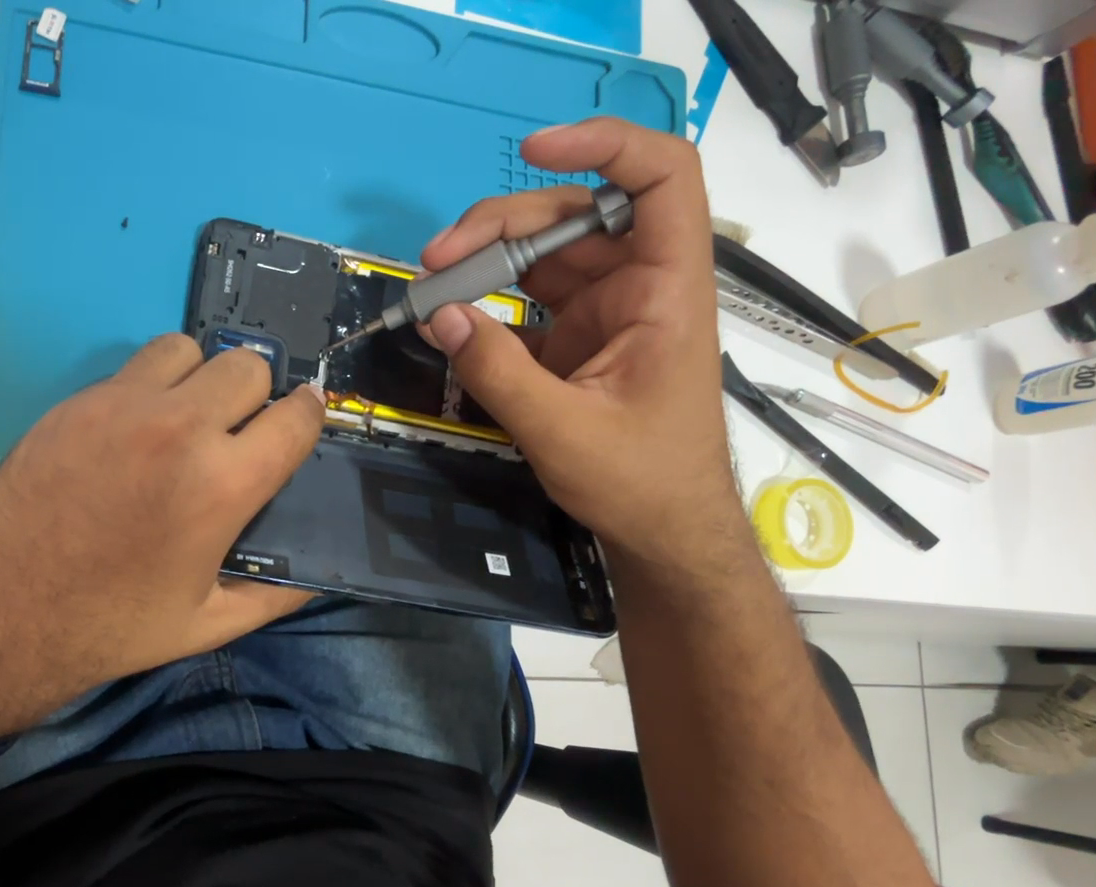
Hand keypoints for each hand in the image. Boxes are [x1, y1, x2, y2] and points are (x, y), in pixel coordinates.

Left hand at [0, 335, 324, 741]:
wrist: (5, 613)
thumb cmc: (112, 626)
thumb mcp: (210, 624)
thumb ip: (277, 593)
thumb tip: (317, 572)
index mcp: (222, 484)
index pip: (298, 415)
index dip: (308, 420)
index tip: (297, 432)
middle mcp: (178, 428)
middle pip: (248, 366)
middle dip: (256, 398)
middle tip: (235, 436)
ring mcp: (121, 407)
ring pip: (188, 350)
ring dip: (200, 380)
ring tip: (185, 423)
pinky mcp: (77, 403)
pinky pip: (133, 368)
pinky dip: (149, 389)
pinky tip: (134, 434)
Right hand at [420, 118, 743, 573]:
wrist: (663, 531)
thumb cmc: (639, 481)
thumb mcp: (560, 430)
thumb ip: (496, 372)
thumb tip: (438, 316)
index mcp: (666, 289)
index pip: (659, 179)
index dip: (604, 145)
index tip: (533, 151)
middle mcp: (639, 285)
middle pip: (574, 216)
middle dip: (500, 227)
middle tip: (435, 260)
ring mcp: (606, 311)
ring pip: (543, 256)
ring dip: (484, 263)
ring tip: (430, 286)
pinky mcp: (576, 340)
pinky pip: (526, 302)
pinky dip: (485, 305)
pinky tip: (448, 319)